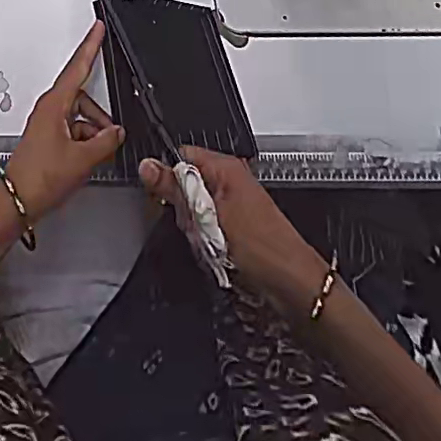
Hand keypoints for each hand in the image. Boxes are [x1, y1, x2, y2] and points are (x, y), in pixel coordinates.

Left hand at [3, 22, 123, 221]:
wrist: (16, 201)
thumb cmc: (38, 178)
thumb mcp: (82, 159)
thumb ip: (105, 142)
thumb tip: (116, 133)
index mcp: (55, 104)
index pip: (77, 66)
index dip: (90, 45)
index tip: (97, 28)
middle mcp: (49, 109)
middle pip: (85, 98)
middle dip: (101, 115)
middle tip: (111, 134)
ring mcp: (48, 123)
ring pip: (82, 117)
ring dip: (94, 133)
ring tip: (96, 155)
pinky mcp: (49, 138)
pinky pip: (75, 130)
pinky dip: (86, 142)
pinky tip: (88, 159)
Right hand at [141, 146, 326, 310]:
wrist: (293, 284)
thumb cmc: (263, 248)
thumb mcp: (208, 216)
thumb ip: (175, 189)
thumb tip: (148, 165)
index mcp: (225, 166)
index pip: (179, 155)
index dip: (166, 175)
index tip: (162, 195)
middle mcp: (228, 180)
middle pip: (183, 183)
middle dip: (181, 208)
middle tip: (195, 225)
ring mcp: (231, 203)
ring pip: (192, 208)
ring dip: (193, 228)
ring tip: (209, 242)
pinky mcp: (233, 225)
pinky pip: (204, 225)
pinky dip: (203, 239)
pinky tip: (214, 251)